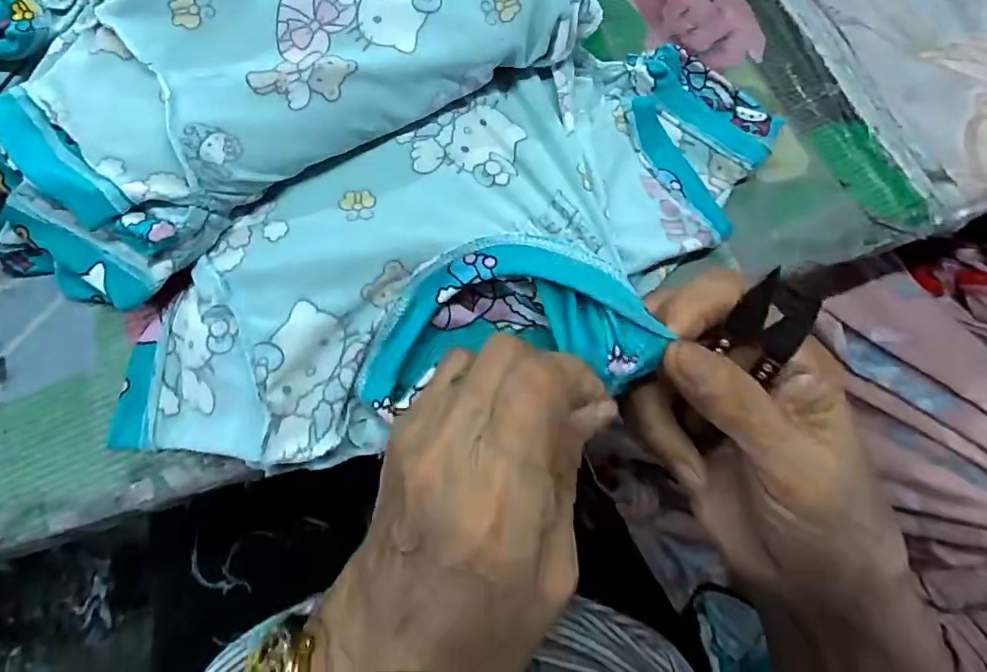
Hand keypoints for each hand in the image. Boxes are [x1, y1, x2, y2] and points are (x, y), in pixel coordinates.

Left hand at [310, 334, 618, 671]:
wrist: (392, 634)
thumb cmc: (487, 622)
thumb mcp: (555, 569)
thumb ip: (566, 474)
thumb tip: (592, 407)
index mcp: (499, 491)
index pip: (535, 381)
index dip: (574, 373)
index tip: (594, 399)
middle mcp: (451, 444)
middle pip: (503, 352)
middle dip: (545, 365)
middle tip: (565, 403)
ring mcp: (415, 429)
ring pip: (472, 353)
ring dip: (508, 369)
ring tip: (526, 408)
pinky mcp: (396, 427)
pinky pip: (443, 375)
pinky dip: (476, 381)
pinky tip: (487, 418)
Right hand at [622, 271, 949, 671]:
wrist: (809, 588)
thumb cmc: (829, 519)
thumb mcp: (794, 462)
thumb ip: (736, 402)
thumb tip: (673, 349)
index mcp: (784, 352)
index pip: (732, 294)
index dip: (693, 302)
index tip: (664, 337)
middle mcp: (737, 355)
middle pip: (674, 317)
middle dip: (655, 354)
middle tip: (651, 392)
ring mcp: (700, 384)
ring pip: (646, 360)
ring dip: (653, 408)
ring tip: (685, 458)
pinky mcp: (672, 414)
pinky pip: (637, 397)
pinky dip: (649, 430)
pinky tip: (682, 468)